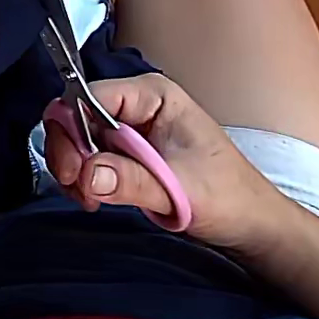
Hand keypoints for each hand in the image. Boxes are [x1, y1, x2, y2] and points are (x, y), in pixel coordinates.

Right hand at [43, 74, 304, 253]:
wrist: (249, 222)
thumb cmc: (227, 197)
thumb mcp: (179, 189)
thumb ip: (131, 180)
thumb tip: (86, 173)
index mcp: (153, 95)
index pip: (89, 96)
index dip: (72, 129)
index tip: (72, 172)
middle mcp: (136, 103)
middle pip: (76, 114)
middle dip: (69, 152)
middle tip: (77, 189)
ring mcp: (129, 126)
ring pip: (77, 136)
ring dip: (74, 169)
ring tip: (90, 199)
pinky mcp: (125, 149)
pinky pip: (88, 155)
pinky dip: (83, 177)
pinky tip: (95, 197)